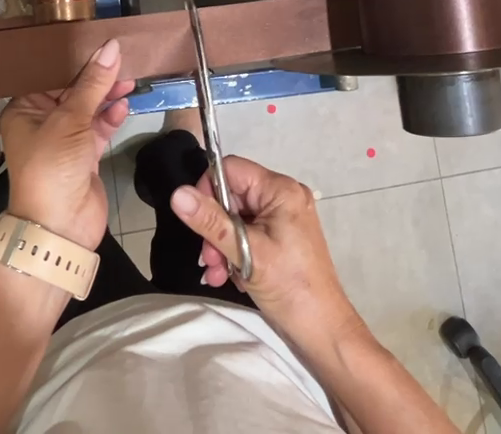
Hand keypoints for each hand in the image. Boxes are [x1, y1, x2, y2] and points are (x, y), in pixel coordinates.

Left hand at [0, 39, 134, 248]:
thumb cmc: (53, 167)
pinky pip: (99, 128)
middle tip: (122, 57)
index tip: (98, 39)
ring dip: (107, 95)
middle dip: (96, 76)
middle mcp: (41, 121)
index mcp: (24, 110)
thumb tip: (111, 47)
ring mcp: (64, 140)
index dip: (74, 58)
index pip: (50, 75)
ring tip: (130, 78)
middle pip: (72, 90)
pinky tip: (124, 105)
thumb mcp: (71, 120)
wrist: (60, 228)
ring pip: (88, 108)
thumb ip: (94, 84)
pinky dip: (111, 117)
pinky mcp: (84, 156)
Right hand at [170, 156, 363, 346]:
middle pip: (231, 195)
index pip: (231, 169)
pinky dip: (234, 252)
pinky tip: (229, 276)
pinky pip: (247, 233)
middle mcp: (283, 196)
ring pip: (236, 218)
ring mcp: (283, 218)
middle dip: (215, 228)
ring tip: (218, 273)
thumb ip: (210, 221)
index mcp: (280, 190)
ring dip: (221, 245)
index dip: (208, 189)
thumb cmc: (289, 287)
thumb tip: (177, 193)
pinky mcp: (281, 237)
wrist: (323, 331)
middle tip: (209, 260)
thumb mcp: (245, 252)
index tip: (198, 221)